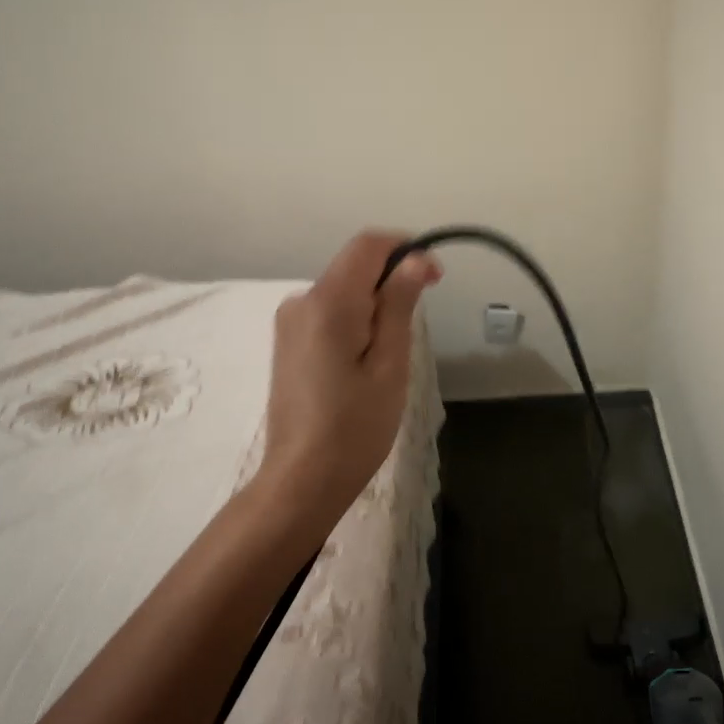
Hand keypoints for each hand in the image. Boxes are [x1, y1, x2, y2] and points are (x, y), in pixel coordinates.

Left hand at [251, 231, 441, 529]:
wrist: (303, 478)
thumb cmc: (356, 425)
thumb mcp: (390, 364)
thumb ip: (399, 305)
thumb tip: (415, 260)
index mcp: (328, 301)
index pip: (369, 245)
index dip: (407, 250)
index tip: (435, 280)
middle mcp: (301, 300)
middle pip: (355, 267)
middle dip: (392, 283)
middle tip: (415, 330)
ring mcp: (290, 323)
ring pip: (343, 291)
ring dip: (375, 306)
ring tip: (391, 357)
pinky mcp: (288, 343)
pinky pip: (329, 313)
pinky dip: (356, 321)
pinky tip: (365, 363)